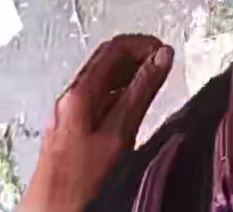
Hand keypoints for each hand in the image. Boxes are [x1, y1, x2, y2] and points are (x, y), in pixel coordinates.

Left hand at [21, 35, 175, 211]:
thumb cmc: (75, 187)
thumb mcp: (119, 133)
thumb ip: (142, 90)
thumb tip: (162, 56)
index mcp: (78, 94)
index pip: (115, 47)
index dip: (144, 44)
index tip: (164, 53)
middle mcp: (69, 101)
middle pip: (107, 59)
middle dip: (139, 55)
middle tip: (162, 63)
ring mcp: (67, 118)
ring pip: (103, 79)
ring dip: (131, 74)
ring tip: (154, 83)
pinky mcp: (69, 135)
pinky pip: (99, 100)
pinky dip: (122, 94)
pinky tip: (134, 110)